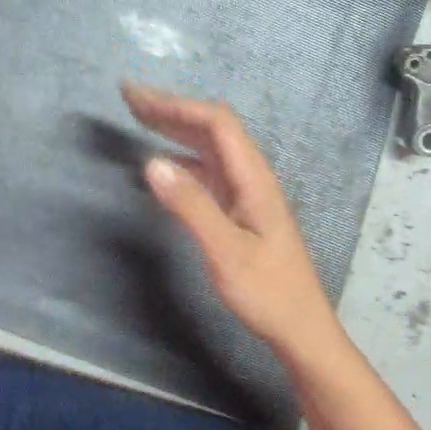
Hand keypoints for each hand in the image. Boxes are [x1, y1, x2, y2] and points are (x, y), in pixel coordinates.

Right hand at [122, 83, 340, 357]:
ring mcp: (246, 192)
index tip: (139, 100)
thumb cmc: (268, 292)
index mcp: (253, 177)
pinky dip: (181, 157)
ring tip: (139, 120)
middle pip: (212, 128)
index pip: (216, 123)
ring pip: (209, 147)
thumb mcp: (226, 252)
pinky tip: (162, 166)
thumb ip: (191, 206)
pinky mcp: (240, 209)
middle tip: (129, 100)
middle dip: (171, 109)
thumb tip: (152, 162)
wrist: (301, 329)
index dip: (177, 105)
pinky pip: (207, 169)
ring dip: (175, 129)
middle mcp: (251, 176)